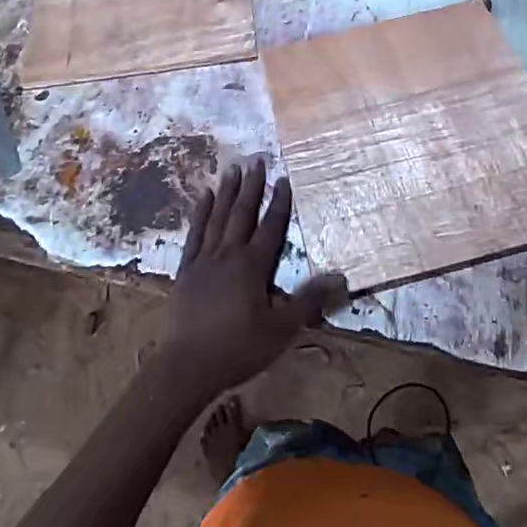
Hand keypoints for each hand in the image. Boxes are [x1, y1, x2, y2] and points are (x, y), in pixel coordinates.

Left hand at [155, 158, 347, 399]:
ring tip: (231, 169)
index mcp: (252, 267)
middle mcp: (227, 255)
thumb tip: (340, 277)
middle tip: (256, 160)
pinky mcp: (186, 271)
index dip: (279, 203)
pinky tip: (203, 200)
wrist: (187, 366)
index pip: (271, 228)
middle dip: (251, 187)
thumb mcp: (281, 330)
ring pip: (217, 218)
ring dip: (226, 194)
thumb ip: (309, 301)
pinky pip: (194, 235)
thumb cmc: (238, 349)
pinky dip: (200, 214)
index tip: (284, 179)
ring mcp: (203, 261)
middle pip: (242, 215)